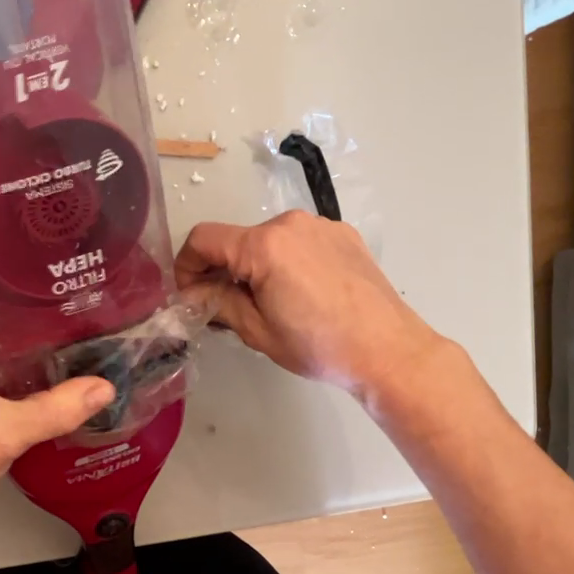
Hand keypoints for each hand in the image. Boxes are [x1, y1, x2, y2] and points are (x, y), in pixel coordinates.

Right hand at [174, 211, 447, 401]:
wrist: (387, 349)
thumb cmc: (319, 346)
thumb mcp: (257, 331)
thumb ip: (217, 304)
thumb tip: (191, 295)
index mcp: (264, 246)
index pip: (203, 239)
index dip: (186, 267)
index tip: (190, 296)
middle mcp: (290, 224)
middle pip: (236, 240)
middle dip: (222, 271)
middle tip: (226, 310)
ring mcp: (320, 226)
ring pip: (267, 241)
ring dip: (254, 267)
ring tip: (268, 305)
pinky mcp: (342, 235)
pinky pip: (297, 243)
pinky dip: (284, 263)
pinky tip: (300, 295)